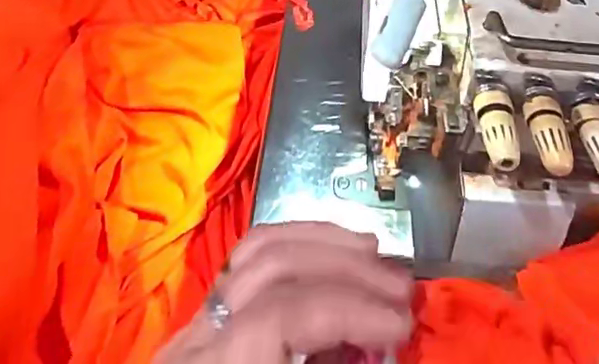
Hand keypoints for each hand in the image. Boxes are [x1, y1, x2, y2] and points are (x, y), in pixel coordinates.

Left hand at [154, 222, 413, 363]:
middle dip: (340, 267)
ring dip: (318, 245)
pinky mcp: (204, 323)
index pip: (280, 314)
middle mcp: (198, 337)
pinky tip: (328, 254)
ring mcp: (196, 323)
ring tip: (370, 252)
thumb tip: (379, 352)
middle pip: (267, 268)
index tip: (402, 324)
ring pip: (254, 251)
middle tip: (400, 286)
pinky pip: (247, 266)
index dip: (346, 309)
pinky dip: (294, 250)